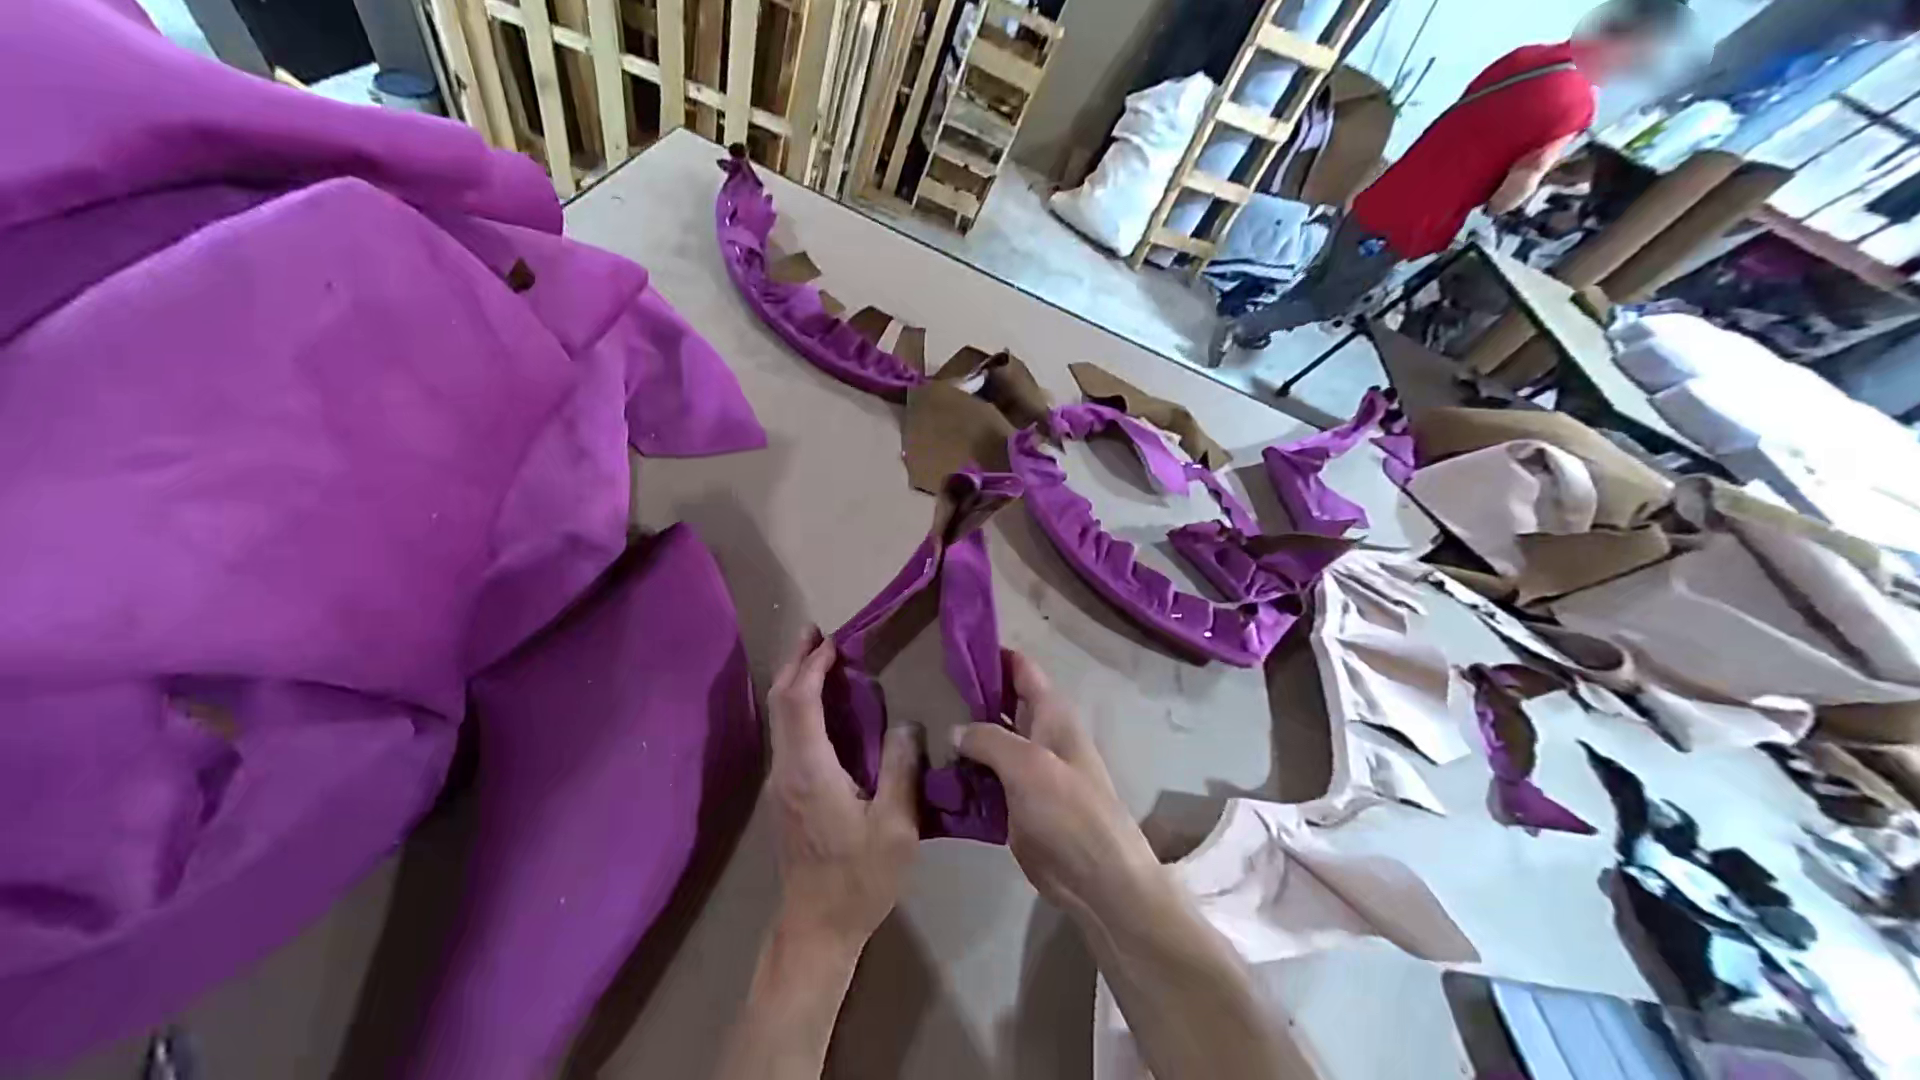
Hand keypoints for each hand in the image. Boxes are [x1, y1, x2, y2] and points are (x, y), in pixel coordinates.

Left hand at [766, 628, 921, 952]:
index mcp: (810, 771)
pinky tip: (822, 705)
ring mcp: (780, 783)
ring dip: (795, 682)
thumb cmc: (859, 879)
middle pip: (780, 702)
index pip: (799, 702)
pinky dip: (800, 706)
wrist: (816, 928)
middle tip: (816, 632)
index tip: (833, 640)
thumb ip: (901, 769)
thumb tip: (908, 724)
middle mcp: (786, 770)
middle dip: (794, 662)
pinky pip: (787, 735)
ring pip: (779, 718)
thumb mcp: (896, 827)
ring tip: (820, 658)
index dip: (812, 665)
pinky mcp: (784, 794)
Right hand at [953, 651, 1166, 928]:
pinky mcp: (1017, 803)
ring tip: (921, 732)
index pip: (1022, 669)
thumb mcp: (1028, 766)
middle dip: (969, 696)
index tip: (955, 647)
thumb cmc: (1070, 812)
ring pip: (990, 743)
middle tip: (926, 691)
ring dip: (963, 739)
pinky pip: (986, 780)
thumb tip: (955, 729)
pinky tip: (935, 776)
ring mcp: (1028, 771)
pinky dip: (964, 775)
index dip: (993, 654)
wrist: (1097, 879)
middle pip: (1001, 705)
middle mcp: (1039, 736)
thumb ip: (989, 740)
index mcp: (1051, 716)